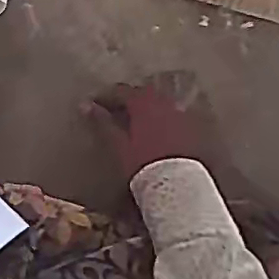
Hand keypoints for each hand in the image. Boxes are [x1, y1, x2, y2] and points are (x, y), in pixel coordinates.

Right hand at [85, 82, 202, 179]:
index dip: (106, 96)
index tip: (94, 103)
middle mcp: (165, 103)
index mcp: (144, 104)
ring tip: (135, 121)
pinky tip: (156, 131)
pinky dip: (161, 118)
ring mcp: (181, 114)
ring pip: (160, 102)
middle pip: (143, 93)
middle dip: (128, 99)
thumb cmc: (144, 165)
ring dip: (146, 108)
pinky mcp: (193, 128)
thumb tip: (84, 105)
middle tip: (114, 111)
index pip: (122, 91)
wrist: (179, 187)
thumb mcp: (119, 145)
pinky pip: (173, 115)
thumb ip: (103, 123)